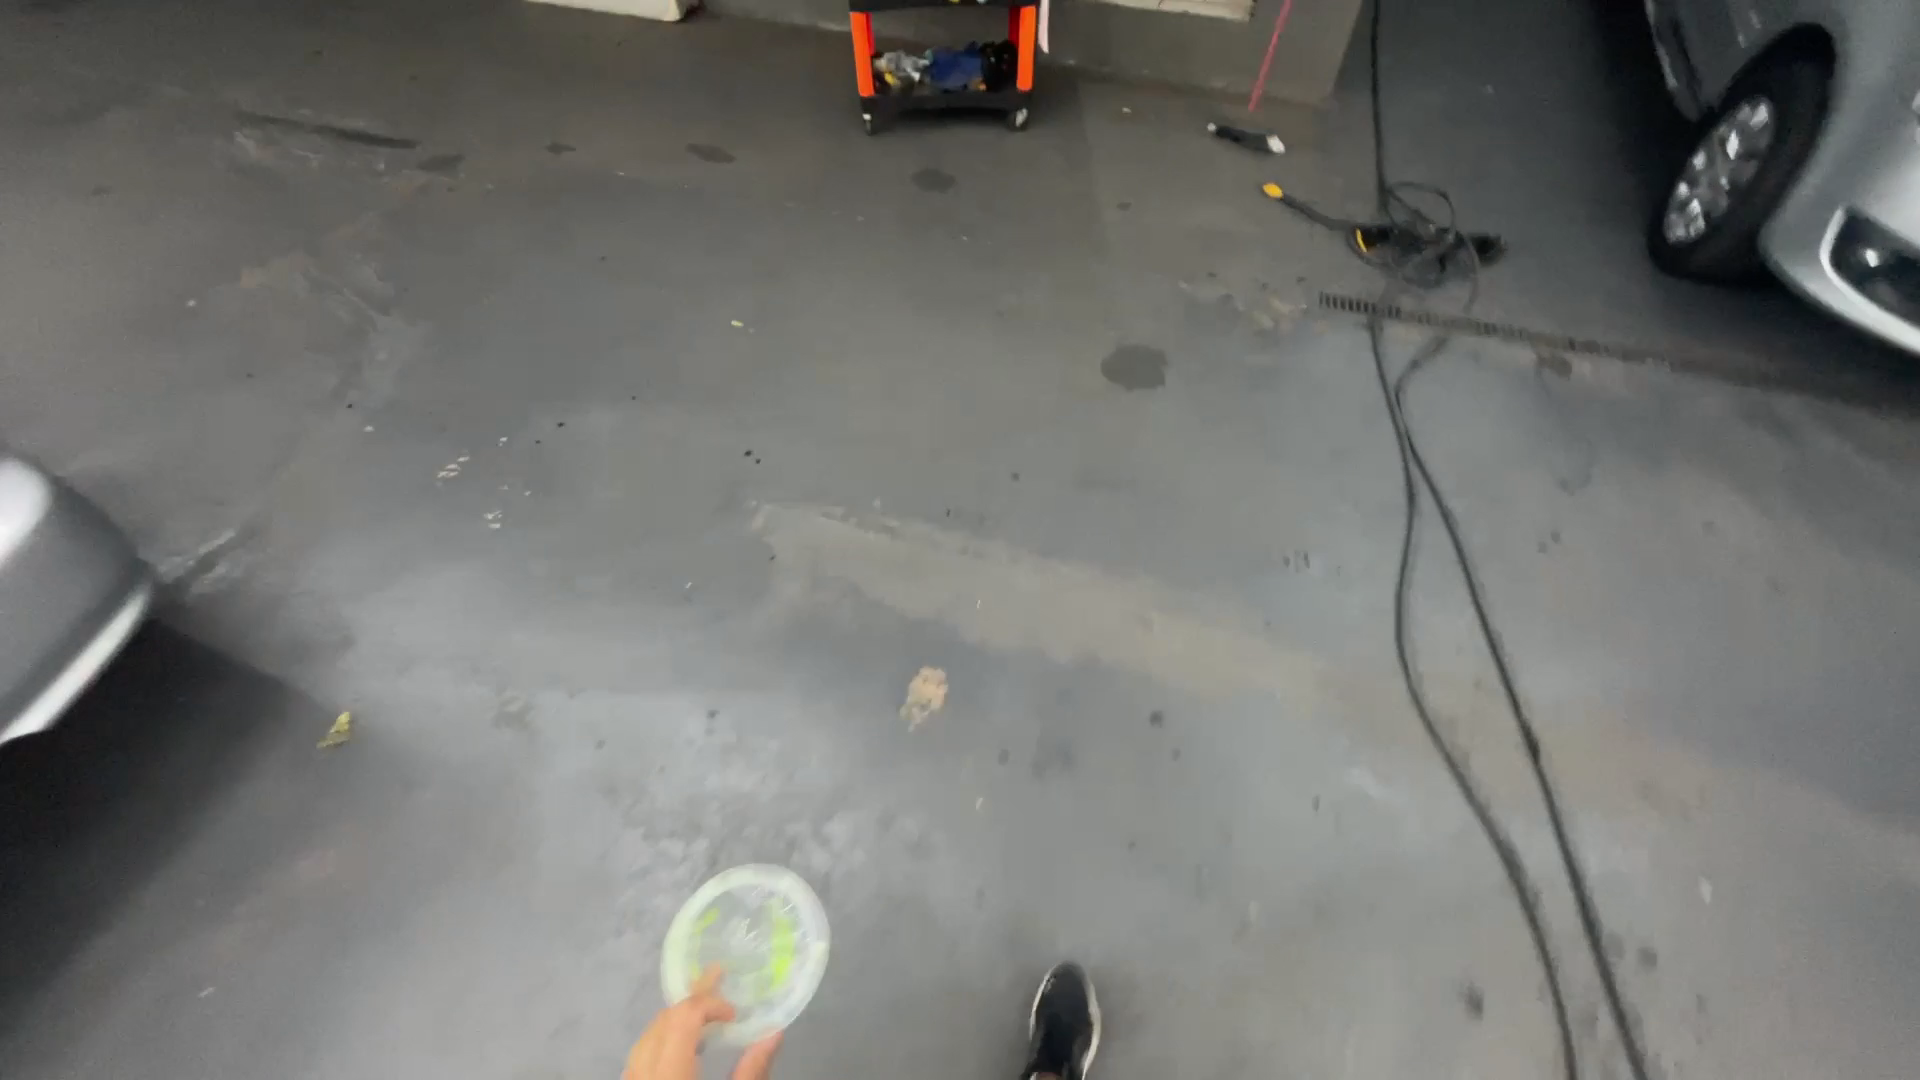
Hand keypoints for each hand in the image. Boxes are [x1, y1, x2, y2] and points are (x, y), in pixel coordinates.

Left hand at [623, 968, 782, 1079]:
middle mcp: (643, 1072)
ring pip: (646, 1037)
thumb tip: (775, 1033)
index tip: (734, 1014)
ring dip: (675, 1018)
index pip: (685, 1017)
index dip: (711, 1004)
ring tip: (701, 1011)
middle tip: (720, 980)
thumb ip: (751, 1072)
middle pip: (664, 1021)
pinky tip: (678, 1045)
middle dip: (693, 1001)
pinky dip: (661, 1039)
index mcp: (670, 1072)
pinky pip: (639, 1056)